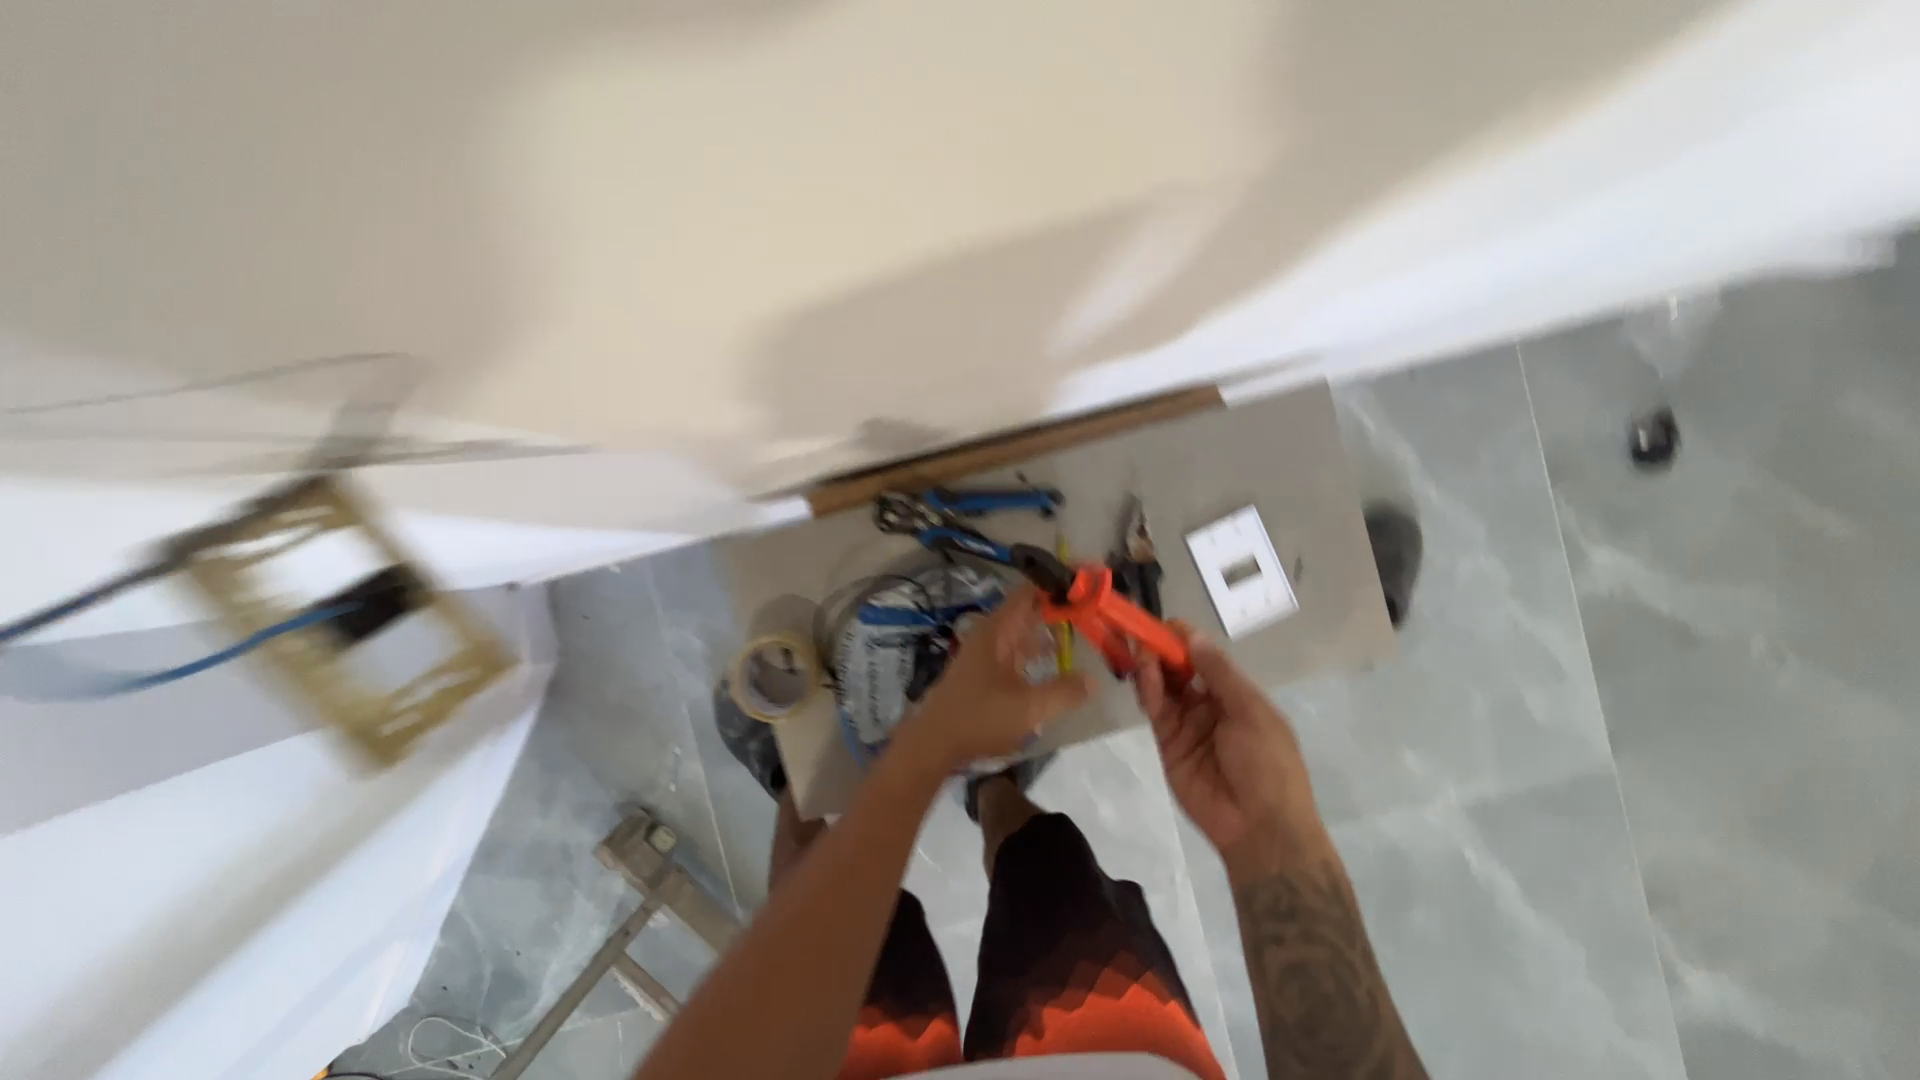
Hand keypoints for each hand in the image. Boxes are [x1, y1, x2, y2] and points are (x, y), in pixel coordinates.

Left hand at [897, 586, 1094, 772]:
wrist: (933, 744)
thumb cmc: (980, 718)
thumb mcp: (1029, 708)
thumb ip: (1063, 692)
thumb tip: (1093, 680)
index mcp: (997, 631)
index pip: (1028, 593)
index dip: (1054, 585)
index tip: (1085, 585)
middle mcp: (989, 637)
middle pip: (1026, 613)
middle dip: (1057, 611)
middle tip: (1092, 612)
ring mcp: (984, 656)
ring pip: (1021, 636)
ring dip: (1047, 636)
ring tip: (1080, 637)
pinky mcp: (982, 675)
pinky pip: (1014, 656)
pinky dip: (1034, 656)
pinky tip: (1052, 668)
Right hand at [1133, 627, 1322, 872]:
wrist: (1261, 827)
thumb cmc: (1269, 764)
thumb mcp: (1252, 712)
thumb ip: (1219, 674)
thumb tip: (1194, 638)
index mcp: (1237, 695)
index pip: (1205, 659)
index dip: (1186, 641)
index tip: (1165, 624)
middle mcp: (1209, 705)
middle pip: (1179, 670)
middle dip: (1161, 651)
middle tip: (1141, 634)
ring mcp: (1187, 725)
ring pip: (1164, 688)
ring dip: (1152, 668)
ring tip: (1140, 652)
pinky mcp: (1168, 745)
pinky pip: (1156, 712)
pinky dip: (1149, 692)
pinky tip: (1145, 677)